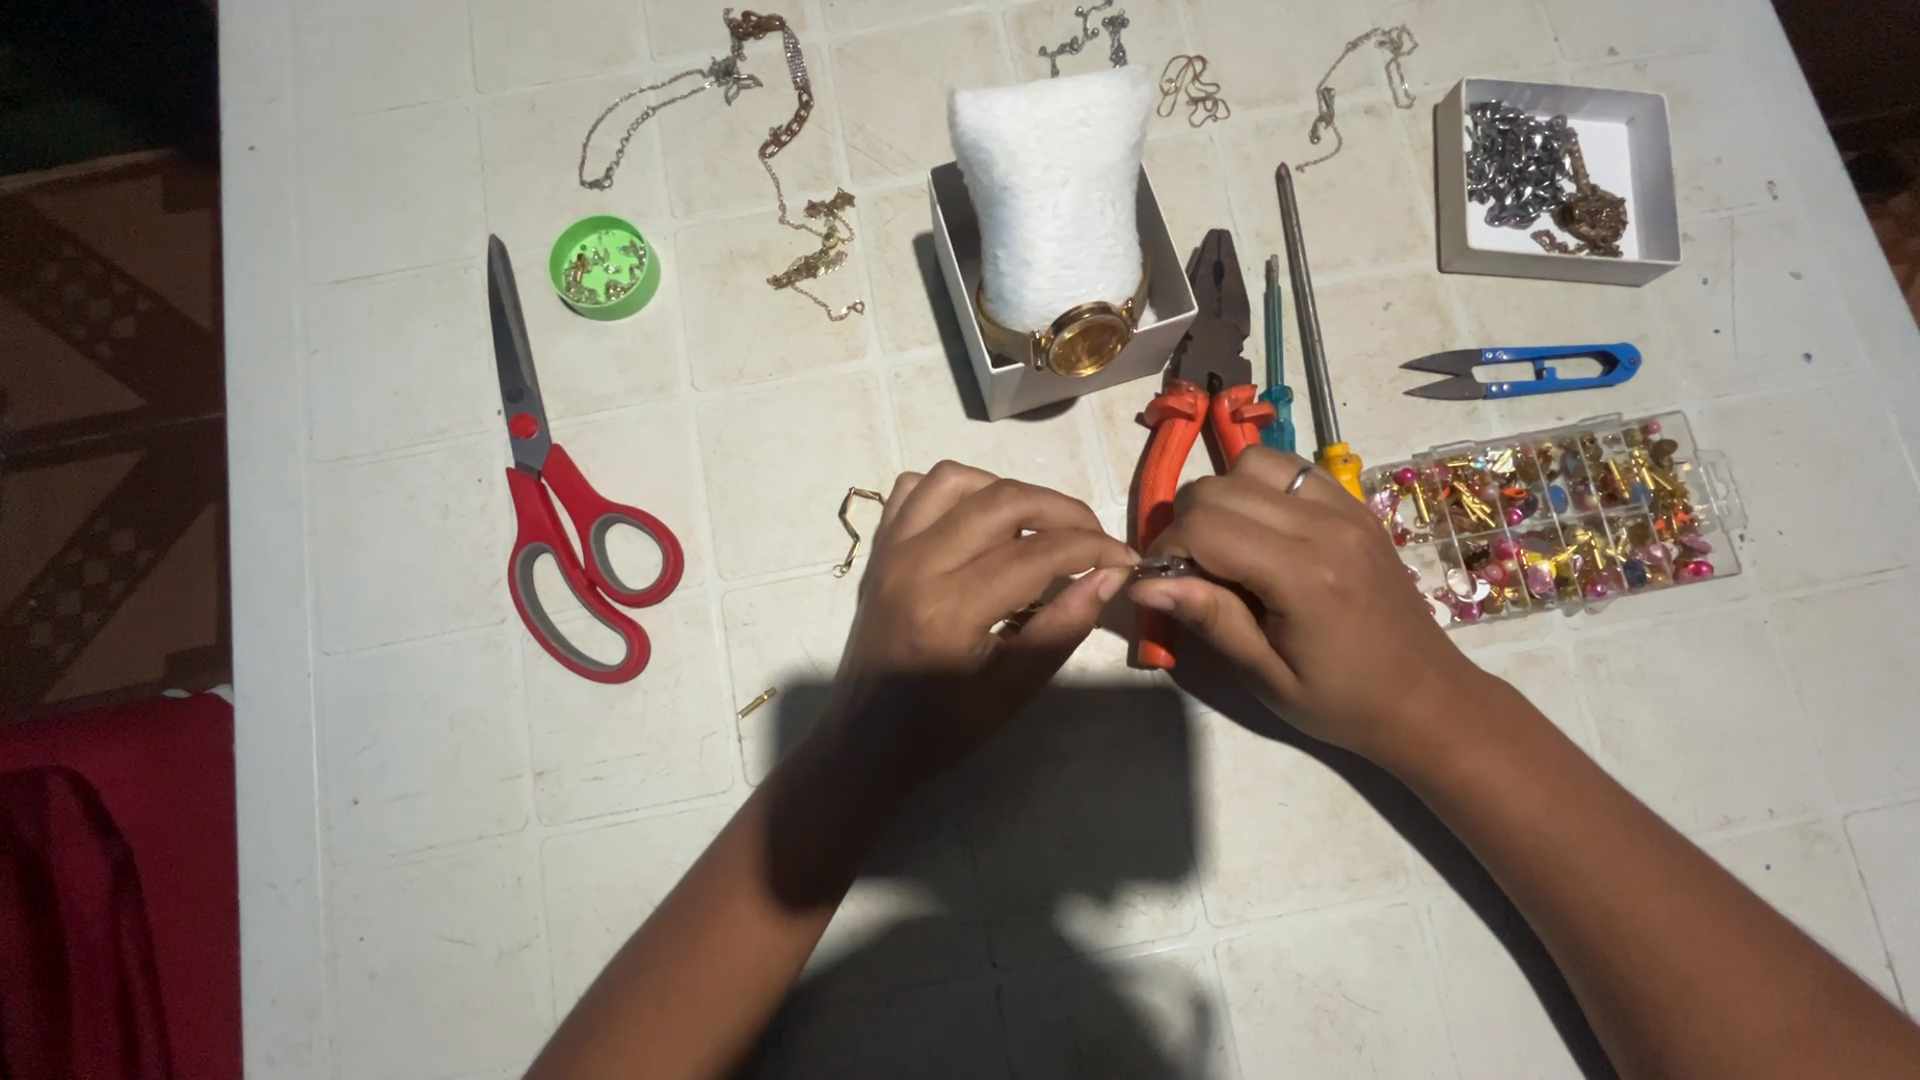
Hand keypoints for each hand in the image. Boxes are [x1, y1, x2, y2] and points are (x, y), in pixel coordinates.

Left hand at [820, 461, 1136, 782]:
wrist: (865, 742)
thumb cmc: (941, 728)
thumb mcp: (1012, 692)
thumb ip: (1062, 628)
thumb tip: (1109, 576)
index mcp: (950, 609)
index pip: (1037, 553)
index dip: (1091, 548)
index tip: (1124, 558)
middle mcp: (916, 565)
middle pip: (1003, 501)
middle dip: (1062, 510)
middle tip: (1093, 539)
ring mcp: (891, 551)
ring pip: (955, 480)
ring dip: (1007, 492)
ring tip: (1036, 526)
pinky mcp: (878, 550)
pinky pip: (914, 491)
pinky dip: (954, 492)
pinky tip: (977, 522)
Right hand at [1128, 448, 1484, 764]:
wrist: (1425, 698)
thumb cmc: (1340, 700)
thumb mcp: (1264, 674)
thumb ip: (1207, 617)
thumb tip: (1142, 584)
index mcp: (1303, 576)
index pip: (1204, 527)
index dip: (1167, 550)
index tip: (1164, 583)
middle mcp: (1325, 526)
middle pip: (1219, 487)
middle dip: (1187, 523)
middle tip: (1192, 569)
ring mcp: (1346, 508)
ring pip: (1252, 462)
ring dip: (1223, 496)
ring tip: (1227, 543)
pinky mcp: (1356, 505)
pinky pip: (1291, 468)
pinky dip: (1260, 486)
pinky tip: (1262, 528)